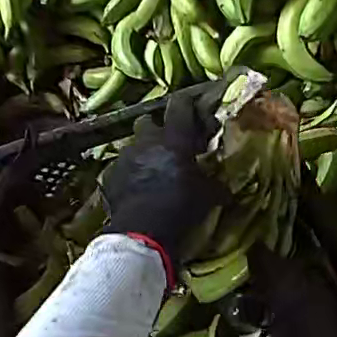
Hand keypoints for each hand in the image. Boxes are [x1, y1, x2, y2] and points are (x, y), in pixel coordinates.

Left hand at [99, 91, 222, 262]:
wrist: (141, 232)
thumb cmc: (180, 208)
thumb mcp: (207, 197)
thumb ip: (215, 185)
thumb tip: (226, 188)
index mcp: (173, 140)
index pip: (180, 107)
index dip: (187, 104)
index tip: (193, 108)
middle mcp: (145, 142)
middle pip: (147, 122)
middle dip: (157, 130)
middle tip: (168, 146)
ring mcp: (124, 158)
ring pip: (133, 147)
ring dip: (143, 155)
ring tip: (152, 172)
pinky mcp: (110, 177)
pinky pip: (120, 170)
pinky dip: (128, 176)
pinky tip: (136, 190)